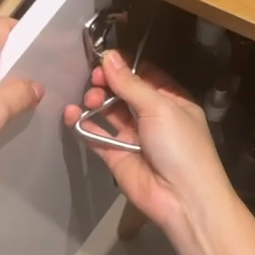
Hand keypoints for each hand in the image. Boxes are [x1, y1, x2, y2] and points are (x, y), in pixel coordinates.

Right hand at [62, 50, 231, 237]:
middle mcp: (152, 117)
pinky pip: (96, 137)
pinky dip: (83, 125)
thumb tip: (109, 56)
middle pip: (123, 93)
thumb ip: (131, 84)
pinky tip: (71, 114)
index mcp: (172, 101)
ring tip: (89, 100)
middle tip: (94, 80)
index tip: (105, 59)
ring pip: (108, 113)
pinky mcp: (116, 156)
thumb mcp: (160, 108)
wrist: (182, 198)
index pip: (145, 76)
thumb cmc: (181, 146)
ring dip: (96, 102)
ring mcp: (133, 137)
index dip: (125, 67)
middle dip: (108, 83)